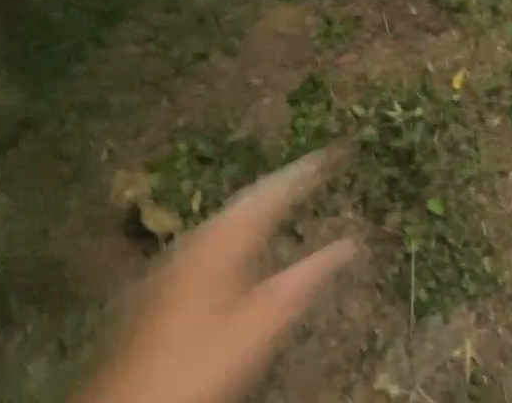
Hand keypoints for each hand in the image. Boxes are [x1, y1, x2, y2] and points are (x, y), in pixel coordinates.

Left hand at [76, 150, 356, 402]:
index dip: (304, 172)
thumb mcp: (264, 321)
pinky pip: (210, 238)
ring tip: (287, 193)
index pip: (270, 195)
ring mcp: (171, 266)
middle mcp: (193, 244)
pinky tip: (242, 239)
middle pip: (243, 202)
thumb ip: (308, 277)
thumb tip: (352, 243)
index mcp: (221, 244)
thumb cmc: (204, 358)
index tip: (335, 153)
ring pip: (224, 220)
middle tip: (315, 168)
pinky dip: (236, 226)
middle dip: (280, 183)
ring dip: (257, 204)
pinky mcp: (159, 288)